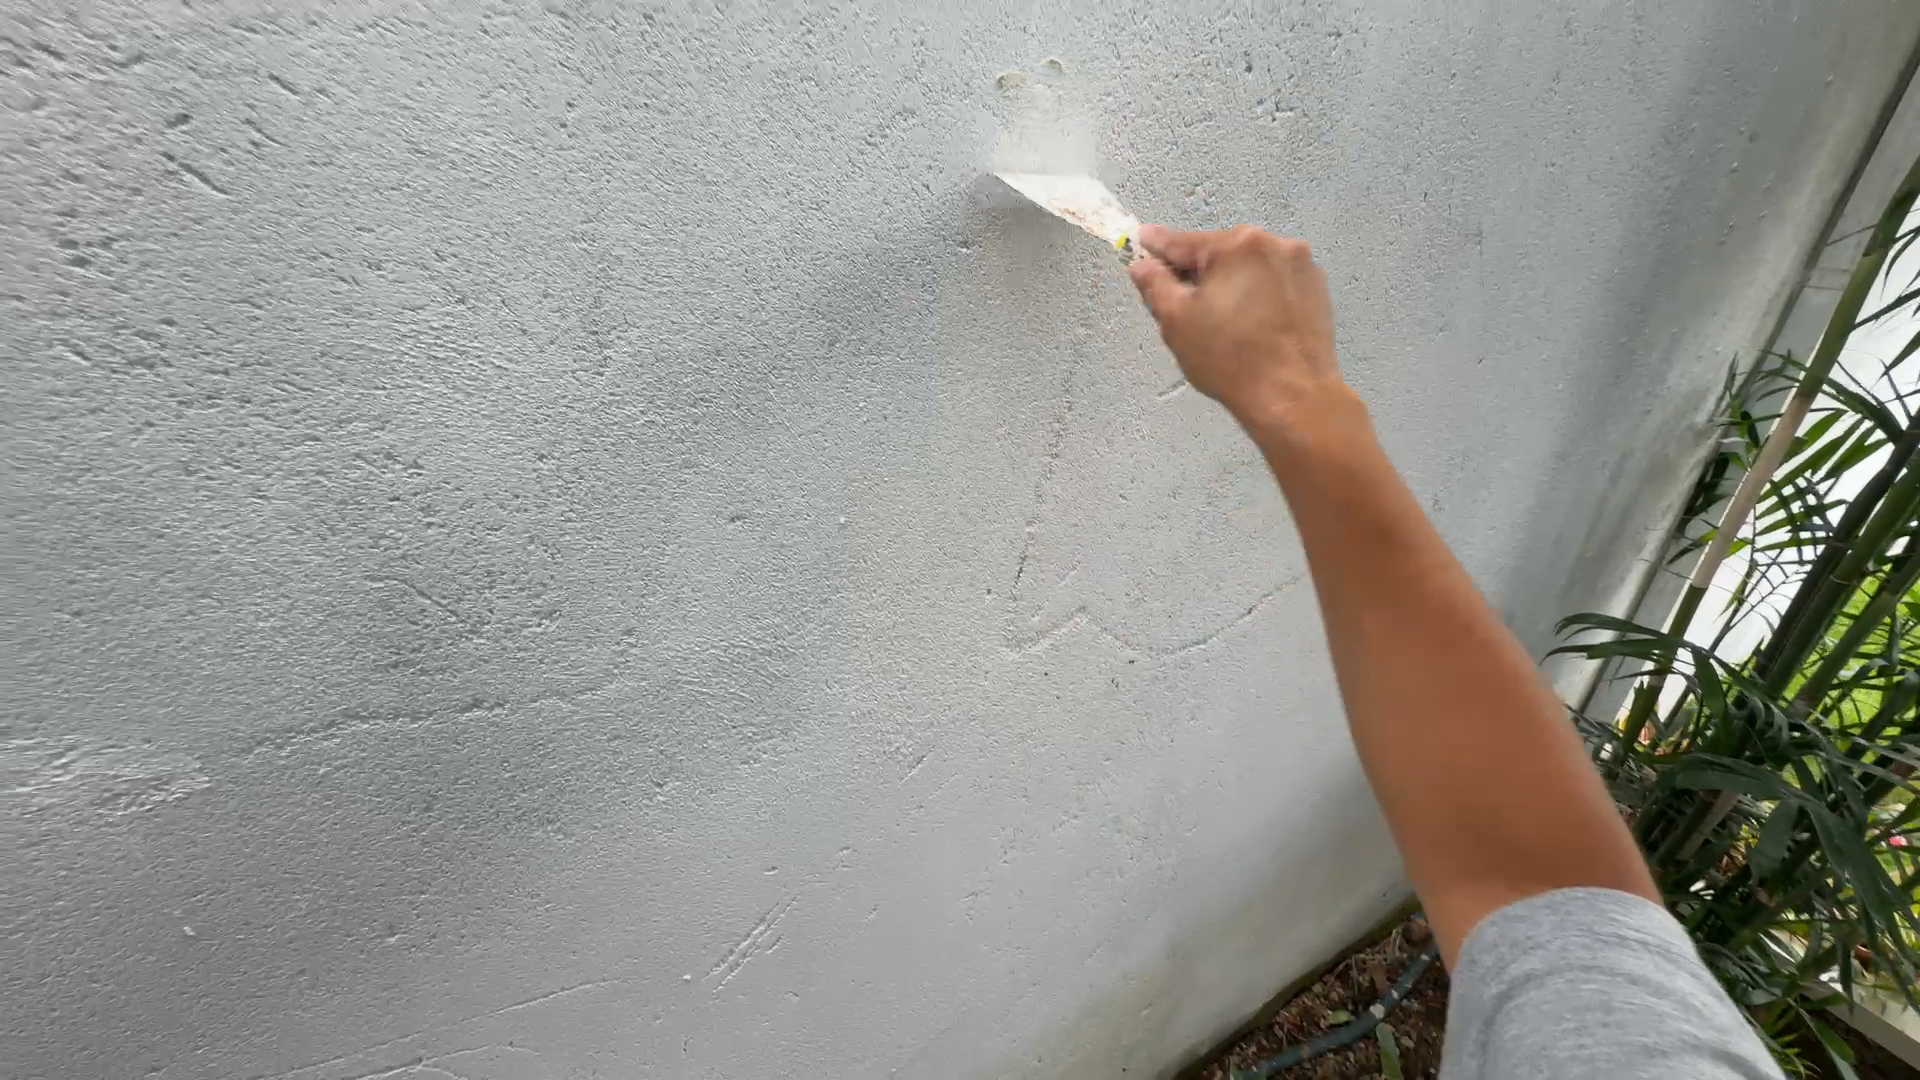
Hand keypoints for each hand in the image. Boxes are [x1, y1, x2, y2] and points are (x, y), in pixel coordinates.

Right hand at [1129, 224, 1353, 439]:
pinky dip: (1257, 296)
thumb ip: (1156, 286)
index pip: (1184, 242)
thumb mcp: (1176, 322)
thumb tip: (1143, 265)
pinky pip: (1274, 283)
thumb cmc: (1228, 358)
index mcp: (1236, 245)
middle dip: (1198, 273)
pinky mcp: (1317, 289)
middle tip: (1183, 306)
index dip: (1158, 245)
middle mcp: (1274, 243)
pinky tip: (1250, 326)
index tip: (1142, 239)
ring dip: (1230, 284)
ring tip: (1221, 323)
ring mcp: (1301, 265)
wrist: (1291, 394)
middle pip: (1220, 254)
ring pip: (1249, 268)